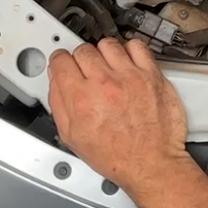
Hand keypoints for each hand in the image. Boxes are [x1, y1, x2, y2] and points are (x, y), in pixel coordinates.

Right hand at [47, 38, 195, 199]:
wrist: (150, 163)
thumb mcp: (72, 137)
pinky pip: (137, 47)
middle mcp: (104, 83)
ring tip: (108, 68)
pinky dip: (131, 51)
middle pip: (83, 50)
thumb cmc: (116, 155)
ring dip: (105, 54)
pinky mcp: (151, 75)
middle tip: (87, 73)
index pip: (60, 60)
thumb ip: (59, 103)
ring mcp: (129, 77)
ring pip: (108, 45)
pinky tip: (128, 63)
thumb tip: (56, 81)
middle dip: (81, 60)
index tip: (64, 65)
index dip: (60, 62)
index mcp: (81, 98)